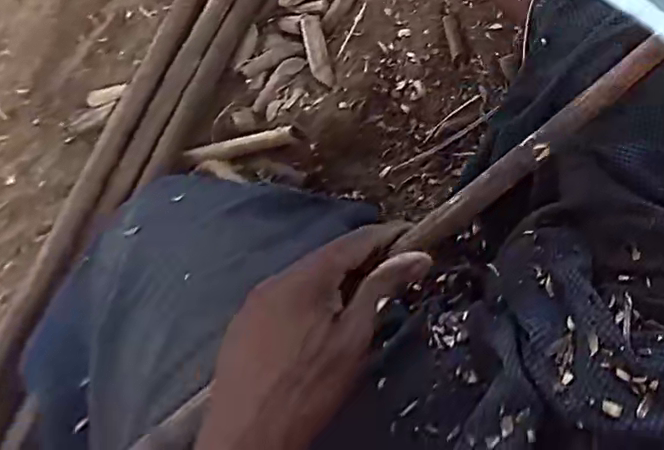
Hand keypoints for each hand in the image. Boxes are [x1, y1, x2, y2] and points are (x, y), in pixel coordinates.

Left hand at [196, 223, 431, 449]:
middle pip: (334, 254)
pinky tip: (331, 318)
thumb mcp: (354, 335)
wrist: (242, 447)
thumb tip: (418, 255)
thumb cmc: (306, 389)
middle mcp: (274, 281)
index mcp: (303, 278)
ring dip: (344, 278)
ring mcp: (254, 305)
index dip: (394, 236)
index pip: (358, 238)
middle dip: (370, 259)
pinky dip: (318, 296)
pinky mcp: (243, 328)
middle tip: (400, 274)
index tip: (421, 243)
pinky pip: (291, 296)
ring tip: (370, 296)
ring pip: (313, 275)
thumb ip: (384, 286)